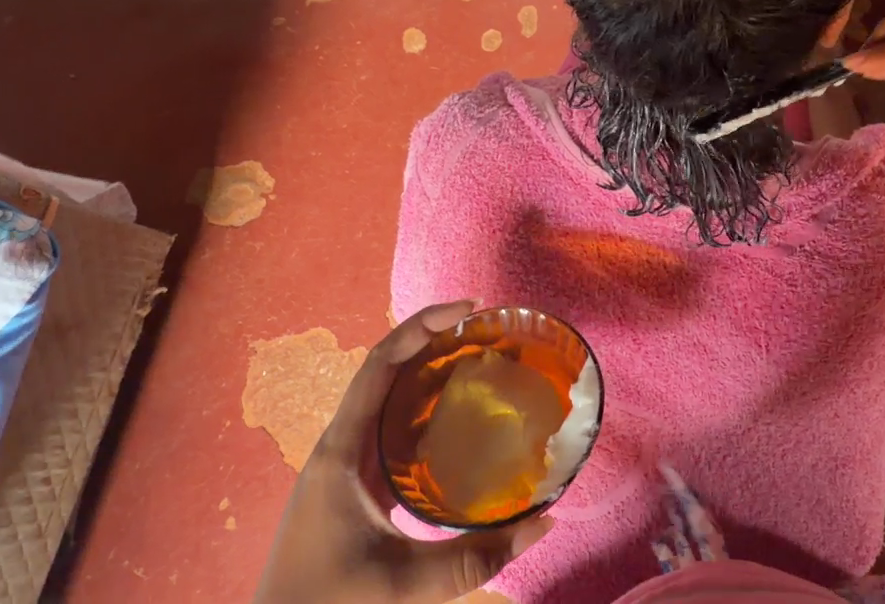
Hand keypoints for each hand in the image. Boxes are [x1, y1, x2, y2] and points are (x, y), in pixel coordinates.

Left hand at [254, 301, 552, 603]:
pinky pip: (391, 425)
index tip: (468, 308)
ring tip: (479, 359)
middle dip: (433, 339)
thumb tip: (545, 521)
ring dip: (429, 370)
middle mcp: (339, 443)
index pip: (381, 363)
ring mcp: (343, 461)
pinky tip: (458, 417)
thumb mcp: (407, 584)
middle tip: (485, 331)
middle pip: (386, 368)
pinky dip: (424, 407)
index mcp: (342, 450)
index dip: (423, 325)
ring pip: (388, 395)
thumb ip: (477, 556)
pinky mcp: (352, 481)